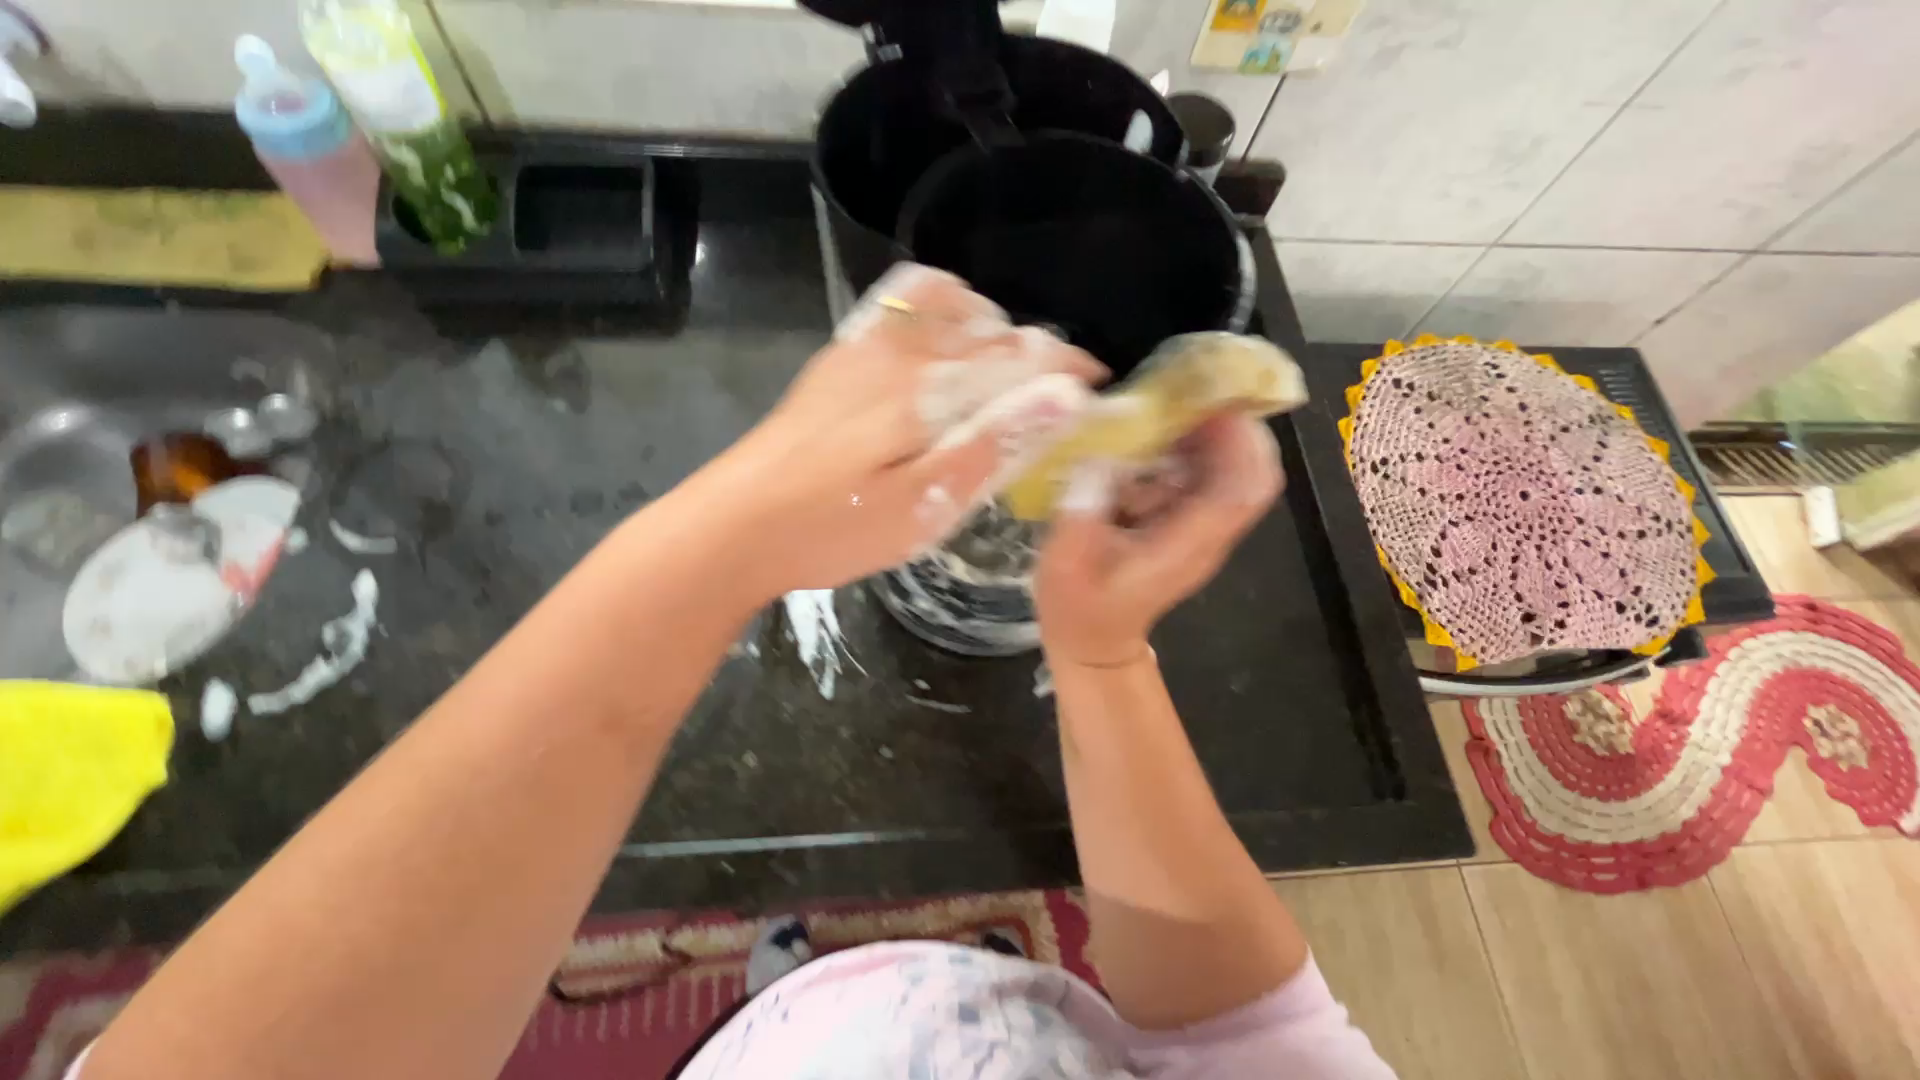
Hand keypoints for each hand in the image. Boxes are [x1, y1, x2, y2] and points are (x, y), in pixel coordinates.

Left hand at [705, 263, 1105, 597]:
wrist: (735, 525)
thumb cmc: (834, 529)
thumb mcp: (923, 507)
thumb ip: (994, 444)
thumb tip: (1065, 395)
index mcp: (928, 387)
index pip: (1021, 358)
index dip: (1068, 371)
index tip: (1097, 391)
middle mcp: (902, 348)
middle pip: (993, 331)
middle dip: (1039, 357)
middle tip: (1058, 402)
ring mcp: (866, 344)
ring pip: (955, 309)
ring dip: (997, 332)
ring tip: (1010, 378)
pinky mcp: (841, 355)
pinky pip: (905, 302)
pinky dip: (944, 308)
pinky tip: (948, 340)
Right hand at [1035, 413, 1282, 667]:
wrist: (1092, 641)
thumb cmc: (1078, 607)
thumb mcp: (1066, 561)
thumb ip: (1081, 509)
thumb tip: (1098, 455)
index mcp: (1187, 545)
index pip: (1242, 488)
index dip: (1239, 439)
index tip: (1207, 399)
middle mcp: (1207, 534)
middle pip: (1250, 471)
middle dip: (1229, 423)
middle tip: (1185, 390)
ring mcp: (1200, 527)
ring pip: (1228, 466)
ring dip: (1203, 431)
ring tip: (1161, 406)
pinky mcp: (1185, 521)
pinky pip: (1201, 473)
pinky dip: (1183, 447)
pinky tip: (1145, 436)